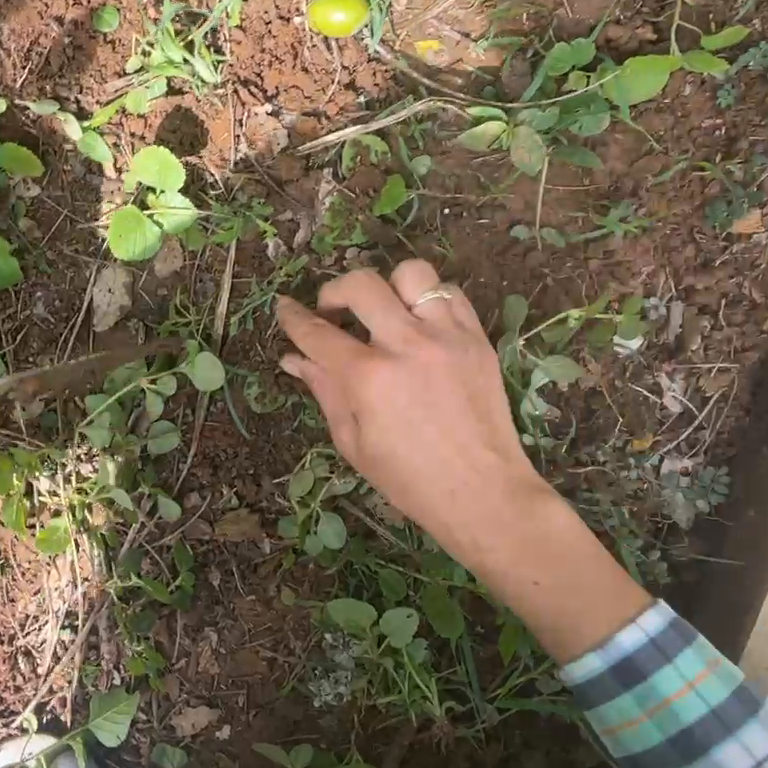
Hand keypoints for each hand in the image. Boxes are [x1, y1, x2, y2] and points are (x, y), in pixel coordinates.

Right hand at [275, 262, 648, 660]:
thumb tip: (293, 359)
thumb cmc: (408, 479)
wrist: (484, 493)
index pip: (317, 332)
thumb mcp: (352, 441)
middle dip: (334, 291)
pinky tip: (419, 323)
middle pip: (361, 284)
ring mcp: (447, 337)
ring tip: (382, 311)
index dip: (293, 317)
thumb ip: (324, 390)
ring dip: (387, 286)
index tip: (284, 308)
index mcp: (368, 377)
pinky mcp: (477, 339)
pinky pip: (450, 294)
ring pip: (411, 273)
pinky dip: (427, 300)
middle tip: (332, 312)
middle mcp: (407, 345)